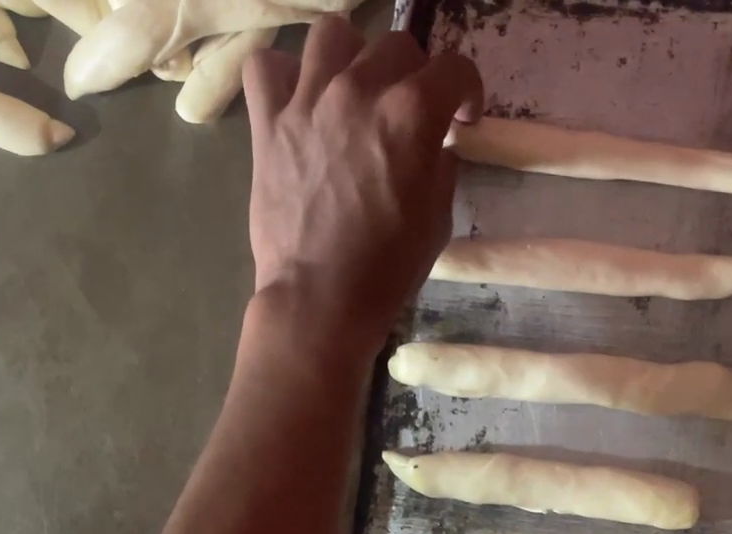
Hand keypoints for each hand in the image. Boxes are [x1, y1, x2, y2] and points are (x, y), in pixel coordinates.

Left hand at [243, 19, 481, 347]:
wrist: (320, 300)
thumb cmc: (387, 270)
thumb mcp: (437, 219)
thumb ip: (440, 166)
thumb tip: (434, 144)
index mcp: (411, 114)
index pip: (454, 69)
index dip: (466, 92)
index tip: (461, 118)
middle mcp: (358, 90)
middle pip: (396, 46)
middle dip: (414, 76)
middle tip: (408, 114)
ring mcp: (307, 102)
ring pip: (332, 35)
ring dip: (352, 57)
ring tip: (354, 92)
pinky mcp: (268, 125)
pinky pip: (265, 67)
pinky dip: (282, 75)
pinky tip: (298, 100)